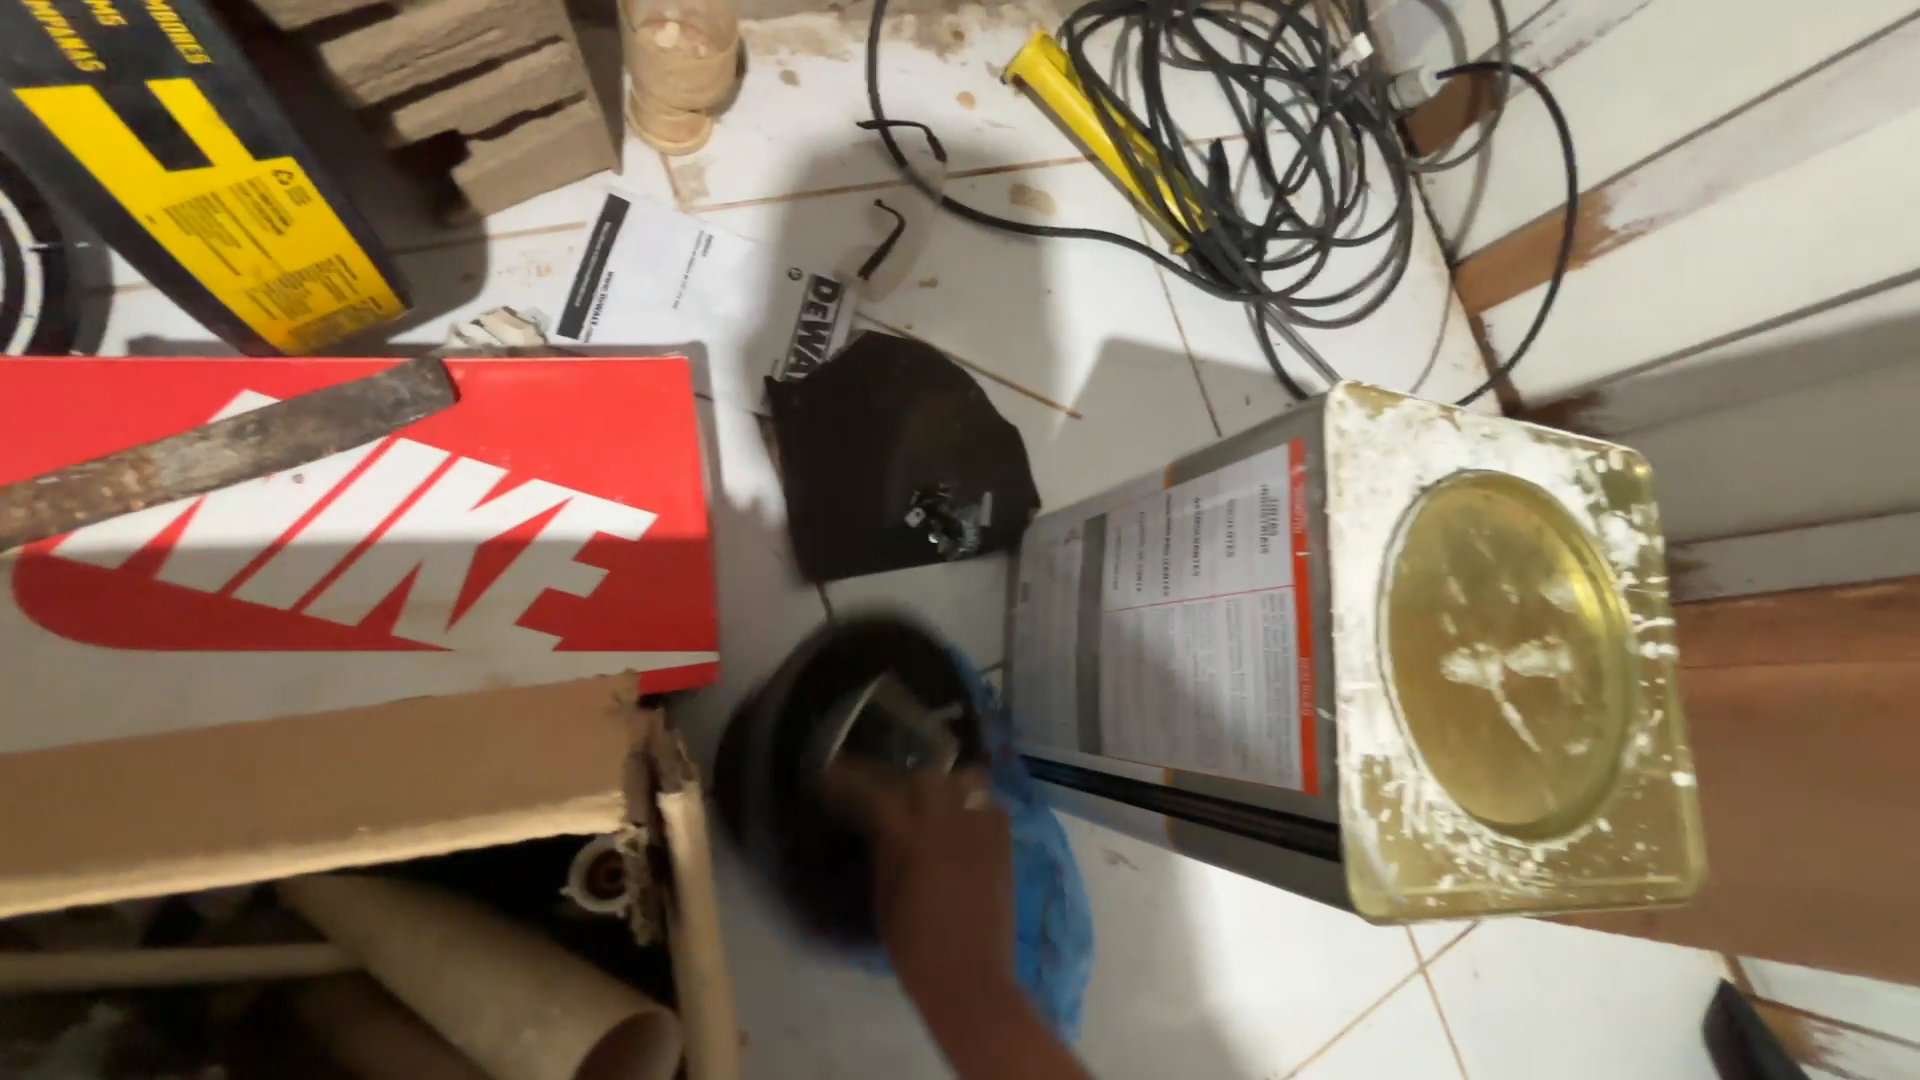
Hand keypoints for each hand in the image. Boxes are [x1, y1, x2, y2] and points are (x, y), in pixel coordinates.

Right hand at [825, 762, 1015, 1001]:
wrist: (971, 978)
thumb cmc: (916, 948)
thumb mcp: (885, 900)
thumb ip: (885, 852)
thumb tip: (884, 823)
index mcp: (913, 839)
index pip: (880, 794)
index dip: (856, 781)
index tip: (840, 776)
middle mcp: (951, 824)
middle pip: (930, 777)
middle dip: (912, 785)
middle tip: (902, 803)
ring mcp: (982, 831)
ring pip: (969, 782)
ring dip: (952, 790)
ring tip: (941, 810)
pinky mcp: (1005, 845)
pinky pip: (993, 807)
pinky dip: (977, 810)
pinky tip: (967, 830)